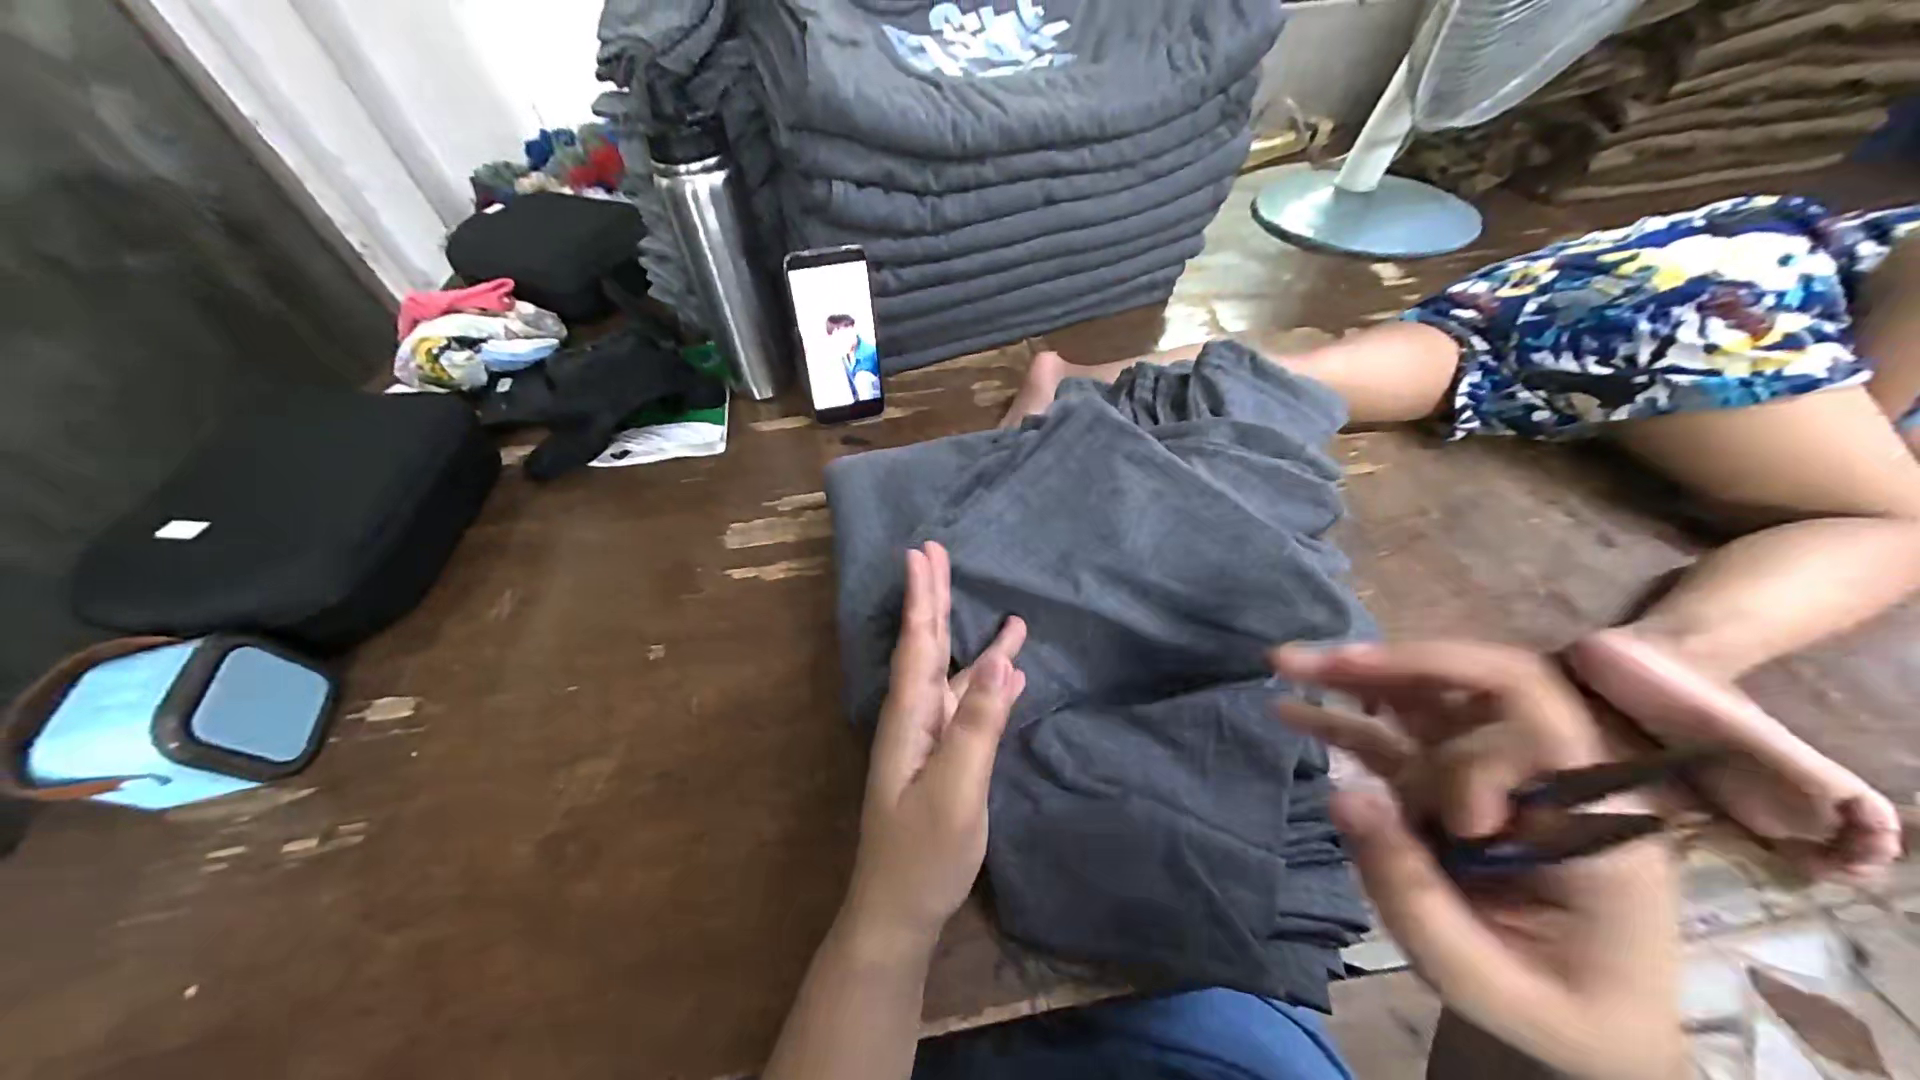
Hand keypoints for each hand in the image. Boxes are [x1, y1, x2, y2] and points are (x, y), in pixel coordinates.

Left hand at [845, 542, 1026, 946]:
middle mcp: (916, 718)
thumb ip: (979, 726)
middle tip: (938, 554)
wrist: (900, 910)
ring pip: (957, 676)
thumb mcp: (956, 790)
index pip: (917, 644)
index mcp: (911, 718)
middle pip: (927, 647)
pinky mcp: (947, 758)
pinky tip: (1014, 672)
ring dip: (978, 643)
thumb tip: (1004, 662)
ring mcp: (932, 739)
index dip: (921, 598)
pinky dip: (992, 685)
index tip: (922, 554)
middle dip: (934, 599)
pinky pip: (972, 708)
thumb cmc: (923, 854)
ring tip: (1012, 617)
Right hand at [1273, 642, 1685, 1079]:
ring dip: (1352, 679)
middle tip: (1312, 662)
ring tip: (1284, 663)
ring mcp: (1484, 778)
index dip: (1476, 750)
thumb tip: (1342, 792)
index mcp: (1587, 816)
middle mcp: (1536, 776)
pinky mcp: (1441, 788)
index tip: (1459, 827)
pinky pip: (1390, 739)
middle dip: (1390, 669)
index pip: (1536, 722)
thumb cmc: (1544, 1013)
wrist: (1565, 1030)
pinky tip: (1289, 708)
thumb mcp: (1478, 975)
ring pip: (1422, 701)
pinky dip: (1340, 722)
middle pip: (1470, 689)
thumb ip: (1410, 888)